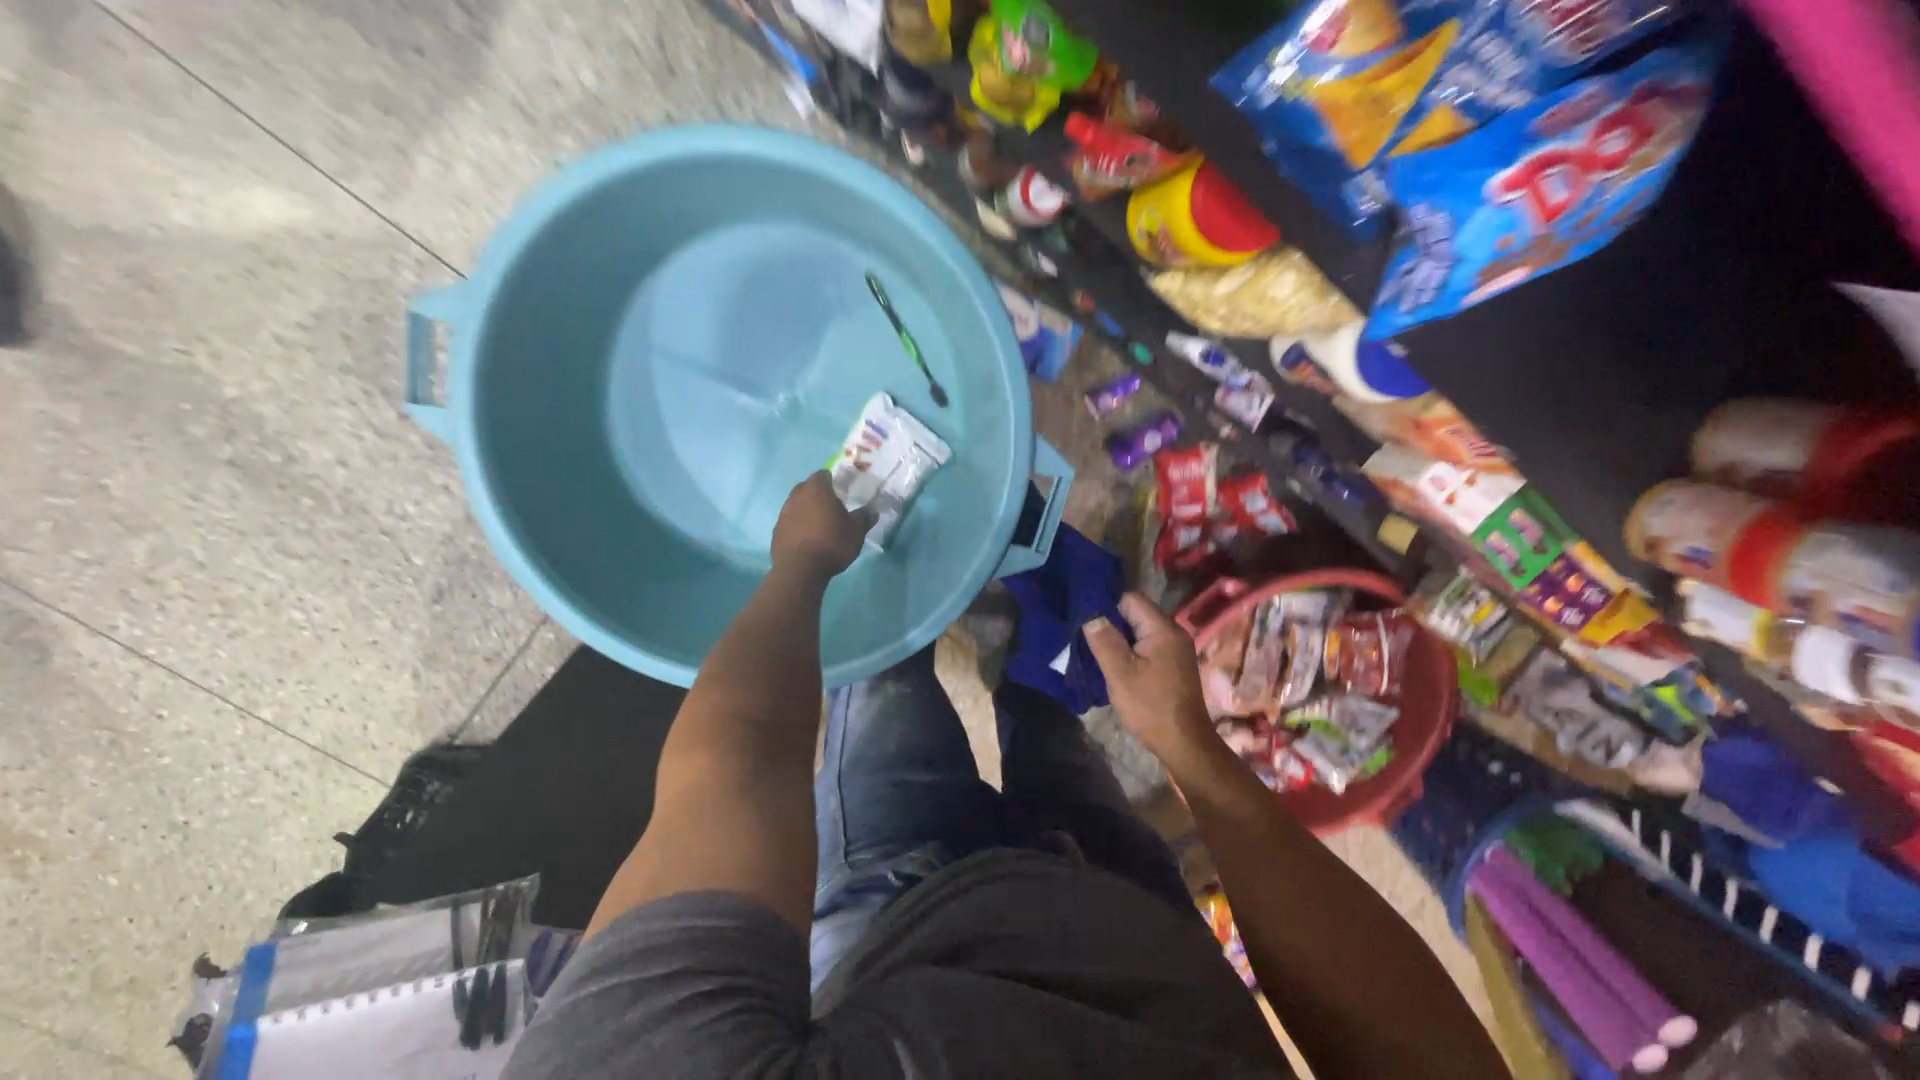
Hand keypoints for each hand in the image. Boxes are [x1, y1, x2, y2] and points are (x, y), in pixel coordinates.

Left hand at [771, 471, 873, 580]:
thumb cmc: (831, 543)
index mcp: (816, 489)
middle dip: (818, 494)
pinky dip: (798, 526)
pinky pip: (789, 522)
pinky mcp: (776, 531)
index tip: (841, 492)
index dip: (832, 480)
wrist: (800, 569)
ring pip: (796, 505)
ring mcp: (783, 514)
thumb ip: (864, 517)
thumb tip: (873, 511)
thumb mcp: (856, 531)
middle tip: (831, 507)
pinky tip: (808, 539)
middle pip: (807, 488)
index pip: (822, 474)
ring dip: (806, 510)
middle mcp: (796, 496)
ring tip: (820, 525)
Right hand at [1083, 593, 1214, 760]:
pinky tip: (1117, 666)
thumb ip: (1104, 640)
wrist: (1184, 742)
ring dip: (1121, 640)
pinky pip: (1149, 646)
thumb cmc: (1150, 706)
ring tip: (1097, 652)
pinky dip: (1132, 652)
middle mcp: (1174, 632)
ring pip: (1141, 632)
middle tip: (1086, 638)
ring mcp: (1177, 649)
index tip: (1085, 620)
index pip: (1130, 599)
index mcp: (1163, 629)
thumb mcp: (1120, 673)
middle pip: (1136, 614)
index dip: (1107, 606)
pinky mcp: (1175, 664)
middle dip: (1112, 623)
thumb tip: (1091, 615)